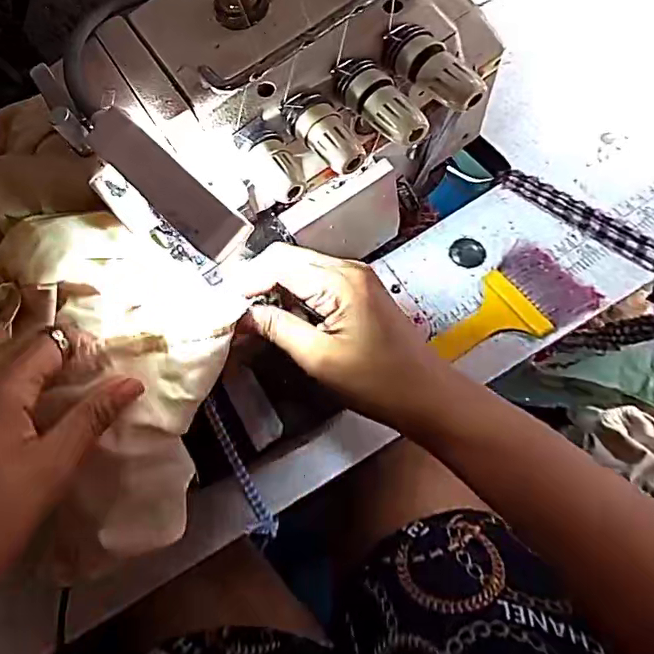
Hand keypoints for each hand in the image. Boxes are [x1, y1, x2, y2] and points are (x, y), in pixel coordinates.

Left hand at [0, 327, 143, 645]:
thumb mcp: (53, 468)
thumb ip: (92, 416)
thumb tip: (132, 380)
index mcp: (3, 384)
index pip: (52, 342)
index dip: (80, 349)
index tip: (97, 370)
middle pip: (19, 337)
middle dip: (52, 348)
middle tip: (74, 378)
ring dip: (10, 344)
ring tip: (33, 373)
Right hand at [237, 243, 461, 433]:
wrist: (427, 395)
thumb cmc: (381, 382)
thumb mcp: (319, 359)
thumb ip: (277, 329)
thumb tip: (244, 315)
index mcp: (340, 281)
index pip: (278, 263)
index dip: (246, 281)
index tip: (225, 303)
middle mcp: (348, 269)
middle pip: (287, 258)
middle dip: (255, 281)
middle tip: (232, 309)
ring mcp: (355, 277)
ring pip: (299, 268)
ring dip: (272, 287)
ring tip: (250, 316)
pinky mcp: (357, 290)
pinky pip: (315, 280)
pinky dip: (292, 294)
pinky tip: (280, 316)